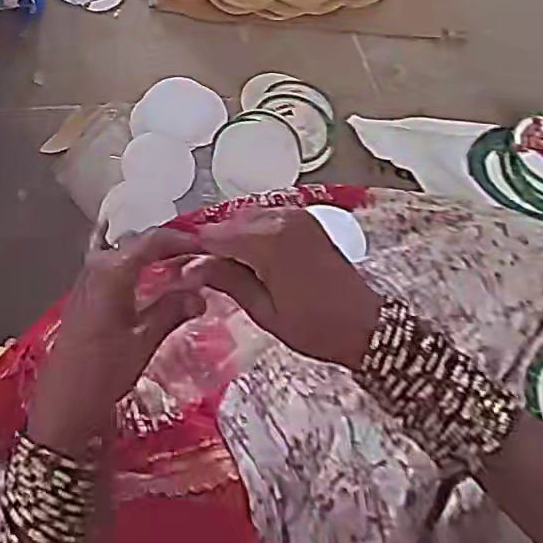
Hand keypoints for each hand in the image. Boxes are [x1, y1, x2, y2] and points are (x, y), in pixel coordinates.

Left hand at [27, 228, 205, 453]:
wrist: (64, 406)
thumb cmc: (103, 372)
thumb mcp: (144, 340)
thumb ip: (172, 310)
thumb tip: (200, 294)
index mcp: (113, 271)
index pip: (153, 239)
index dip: (182, 239)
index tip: (208, 245)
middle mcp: (98, 266)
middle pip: (139, 242)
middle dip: (170, 246)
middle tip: (200, 256)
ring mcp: (88, 279)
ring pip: (128, 254)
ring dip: (154, 257)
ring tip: (184, 267)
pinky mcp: (86, 294)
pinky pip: (118, 268)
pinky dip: (140, 269)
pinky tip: (156, 283)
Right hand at [184, 207, 382, 368]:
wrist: (368, 325)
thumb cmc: (316, 327)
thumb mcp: (264, 311)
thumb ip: (226, 280)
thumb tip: (188, 267)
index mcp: (268, 240)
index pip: (214, 235)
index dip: (191, 248)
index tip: (173, 262)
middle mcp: (280, 217)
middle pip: (229, 223)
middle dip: (209, 242)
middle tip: (193, 268)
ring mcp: (294, 215)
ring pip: (246, 218)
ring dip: (230, 237)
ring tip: (217, 265)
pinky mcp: (304, 219)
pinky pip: (265, 218)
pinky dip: (250, 233)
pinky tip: (245, 256)